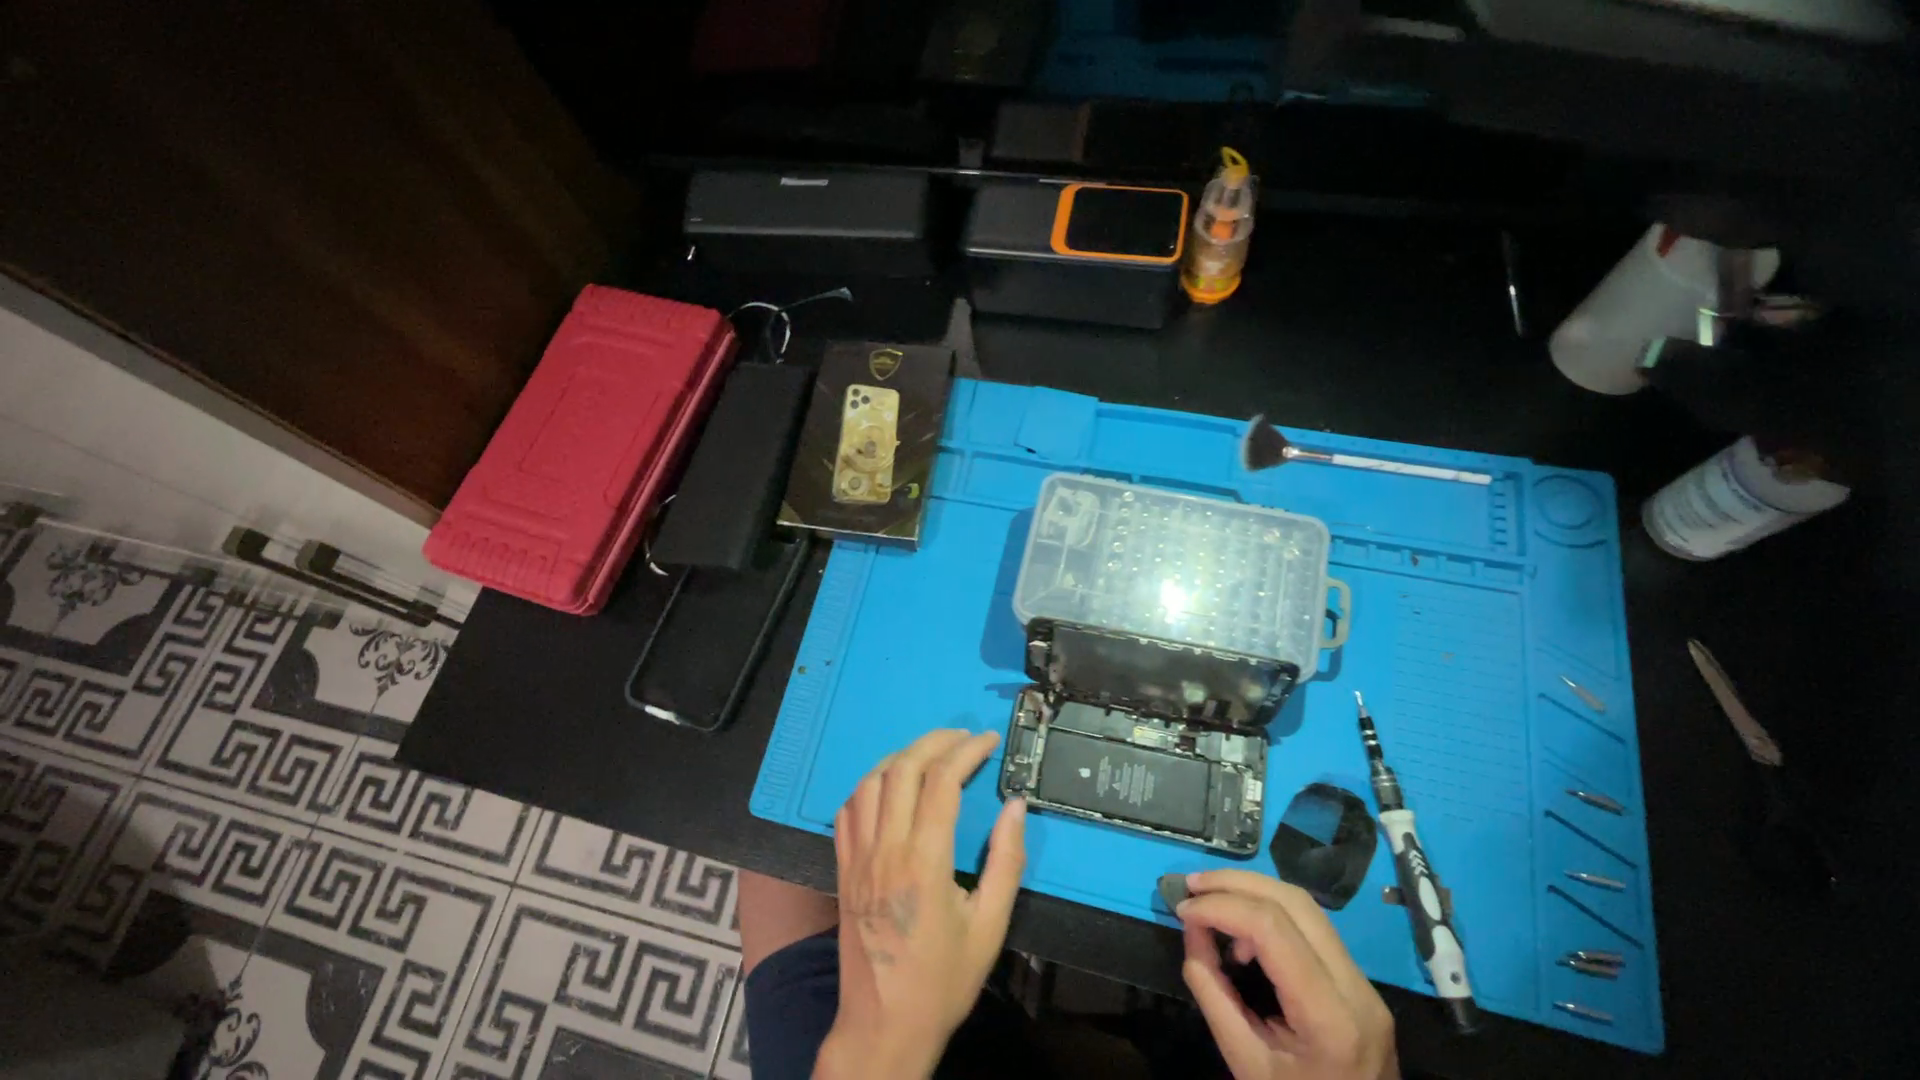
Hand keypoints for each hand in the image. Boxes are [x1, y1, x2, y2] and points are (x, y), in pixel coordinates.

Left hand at [815, 730, 1027, 1079]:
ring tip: (931, 753)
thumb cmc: (943, 981)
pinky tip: (889, 784)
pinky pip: (848, 809)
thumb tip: (1014, 806)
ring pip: (870, 782)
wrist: (883, 1025)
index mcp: (924, 862)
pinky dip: (870, 783)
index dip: (967, 751)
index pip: (942, 782)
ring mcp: (857, 857)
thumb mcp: (990, 927)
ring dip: (901, 757)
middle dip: (935, 742)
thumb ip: (1006, 861)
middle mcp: (885, 849)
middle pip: (903, 769)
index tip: (989, 740)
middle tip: (964, 737)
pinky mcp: (842, 869)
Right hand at [1178, 870, 1398, 1079]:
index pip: (1272, 928)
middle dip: (1237, 883)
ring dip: (1253, 892)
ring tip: (1209, 900)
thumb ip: (1212, 991)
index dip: (1221, 907)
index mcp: (1330, 1017)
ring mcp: (1364, 983)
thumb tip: (1191, 928)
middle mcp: (1356, 988)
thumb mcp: (1243, 1062)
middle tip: (1191, 885)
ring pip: (1307, 907)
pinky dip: (1271, 914)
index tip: (1183, 911)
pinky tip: (1242, 933)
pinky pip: (1313, 928)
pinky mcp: (1359, 982)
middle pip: (1295, 903)